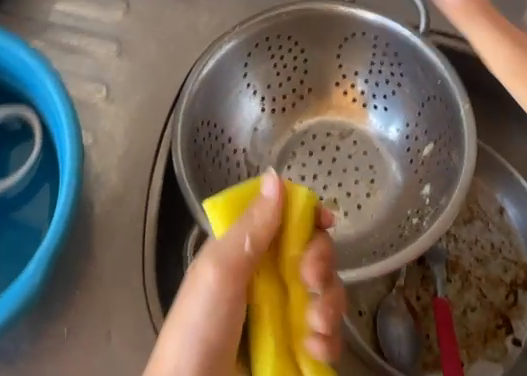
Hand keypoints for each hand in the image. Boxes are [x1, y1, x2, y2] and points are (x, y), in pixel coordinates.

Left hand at [145, 171, 346, 375]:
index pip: (283, 219)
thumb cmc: (198, 327)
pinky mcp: (296, 350)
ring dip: (329, 305)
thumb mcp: (220, 271)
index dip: (307, 216)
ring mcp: (283, 314)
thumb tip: (276, 176)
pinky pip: (327, 335)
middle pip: (312, 253)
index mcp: (244, 250)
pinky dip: (328, 340)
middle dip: (321, 262)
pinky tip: (315, 350)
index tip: (325, 222)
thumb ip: (252, 227)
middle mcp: (266, 276)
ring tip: (314, 328)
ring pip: (326, 293)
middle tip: (312, 281)